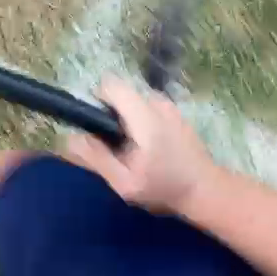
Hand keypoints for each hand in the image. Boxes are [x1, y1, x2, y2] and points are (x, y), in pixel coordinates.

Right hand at [66, 78, 221, 214]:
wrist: (207, 190)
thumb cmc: (164, 188)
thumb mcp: (125, 182)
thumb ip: (96, 158)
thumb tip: (69, 137)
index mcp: (143, 115)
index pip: (110, 84)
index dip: (96, 101)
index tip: (97, 127)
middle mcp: (157, 102)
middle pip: (120, 93)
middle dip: (111, 115)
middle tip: (115, 147)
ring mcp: (169, 105)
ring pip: (133, 101)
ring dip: (126, 120)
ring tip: (134, 151)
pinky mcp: (175, 112)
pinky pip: (146, 108)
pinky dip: (141, 123)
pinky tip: (150, 149)